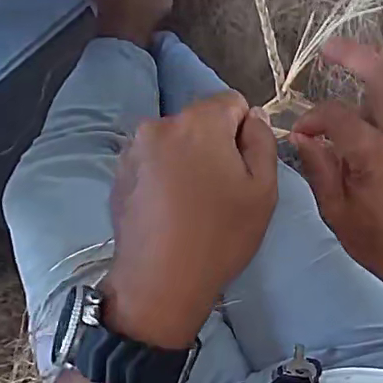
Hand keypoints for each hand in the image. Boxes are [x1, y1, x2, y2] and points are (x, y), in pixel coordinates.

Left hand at [104, 91, 278, 348]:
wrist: (161, 280)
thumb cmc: (221, 235)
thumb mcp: (263, 190)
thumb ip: (262, 142)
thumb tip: (252, 117)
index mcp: (199, 123)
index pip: (233, 102)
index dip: (245, 133)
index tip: (244, 168)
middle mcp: (160, 125)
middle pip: (201, 121)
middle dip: (216, 145)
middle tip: (223, 191)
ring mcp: (133, 150)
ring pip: (176, 142)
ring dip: (189, 160)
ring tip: (195, 204)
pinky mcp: (119, 175)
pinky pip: (155, 162)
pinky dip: (166, 176)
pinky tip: (172, 211)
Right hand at [290, 40, 382, 302]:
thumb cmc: (379, 244)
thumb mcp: (338, 212)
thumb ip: (319, 168)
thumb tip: (303, 138)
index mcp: (378, 155)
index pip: (337, 115)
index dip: (312, 118)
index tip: (299, 135)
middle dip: (353, 55)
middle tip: (327, 50)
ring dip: (363, 92)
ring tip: (337, 116)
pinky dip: (375, 114)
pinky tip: (358, 136)